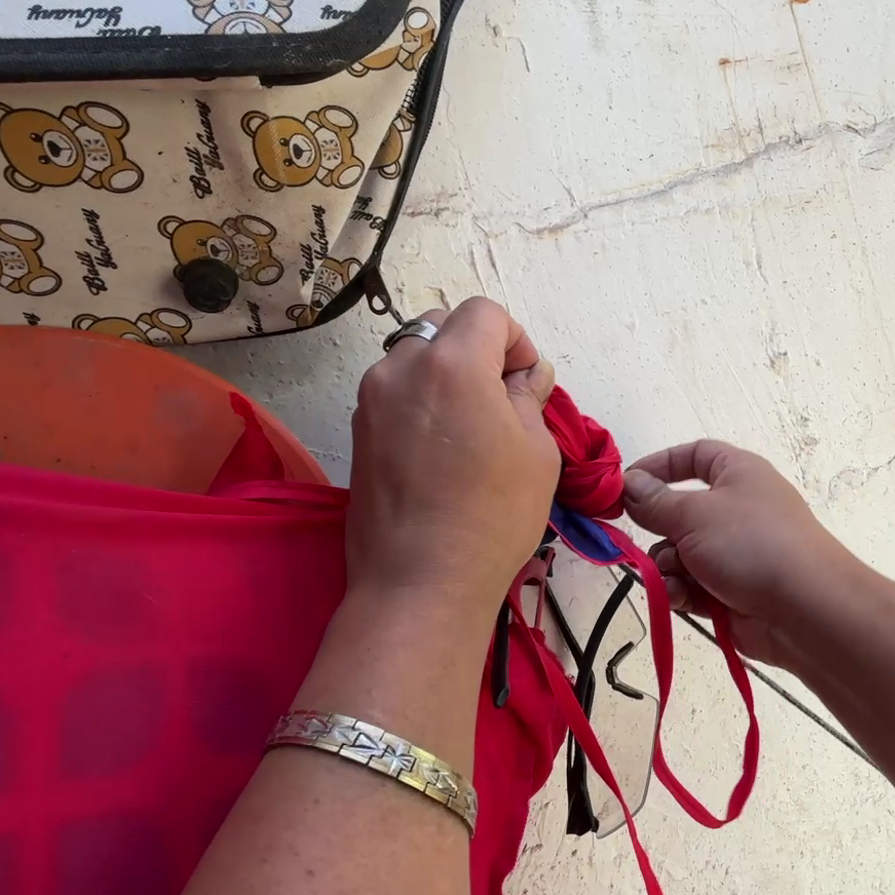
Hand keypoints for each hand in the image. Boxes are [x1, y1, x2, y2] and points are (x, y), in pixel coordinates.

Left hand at [346, 298, 558, 628]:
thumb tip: (524, 376)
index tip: (525, 384)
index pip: (485, 313)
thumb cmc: (493, 516)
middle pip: (443, 328)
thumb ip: (528, 396)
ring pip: (415, 360)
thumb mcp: (537, 451)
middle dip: (477, 351)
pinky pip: (396, 394)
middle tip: (499, 404)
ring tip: (468, 433)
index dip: (515, 340)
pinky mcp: (357, 432)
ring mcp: (371, 400)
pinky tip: (440, 454)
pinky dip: (422, 403)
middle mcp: (401, 368)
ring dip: (446, 377)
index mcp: (452, 364)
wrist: (421, 581)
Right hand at [622, 441, 862, 672]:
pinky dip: (681, 591)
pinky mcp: (730, 592)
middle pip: (679, 511)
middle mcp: (736, 509)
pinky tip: (681, 597)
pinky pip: (691, 585)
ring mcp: (734, 553)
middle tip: (642, 538)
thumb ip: (653, 502)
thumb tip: (628, 482)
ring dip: (668, 566)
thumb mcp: (694, 514)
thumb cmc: (751, 544)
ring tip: (677, 576)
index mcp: (737, 474)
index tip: (625, 484)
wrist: (806, 611)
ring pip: (680, 553)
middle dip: (659, 529)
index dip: (659, 466)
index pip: (694, 456)